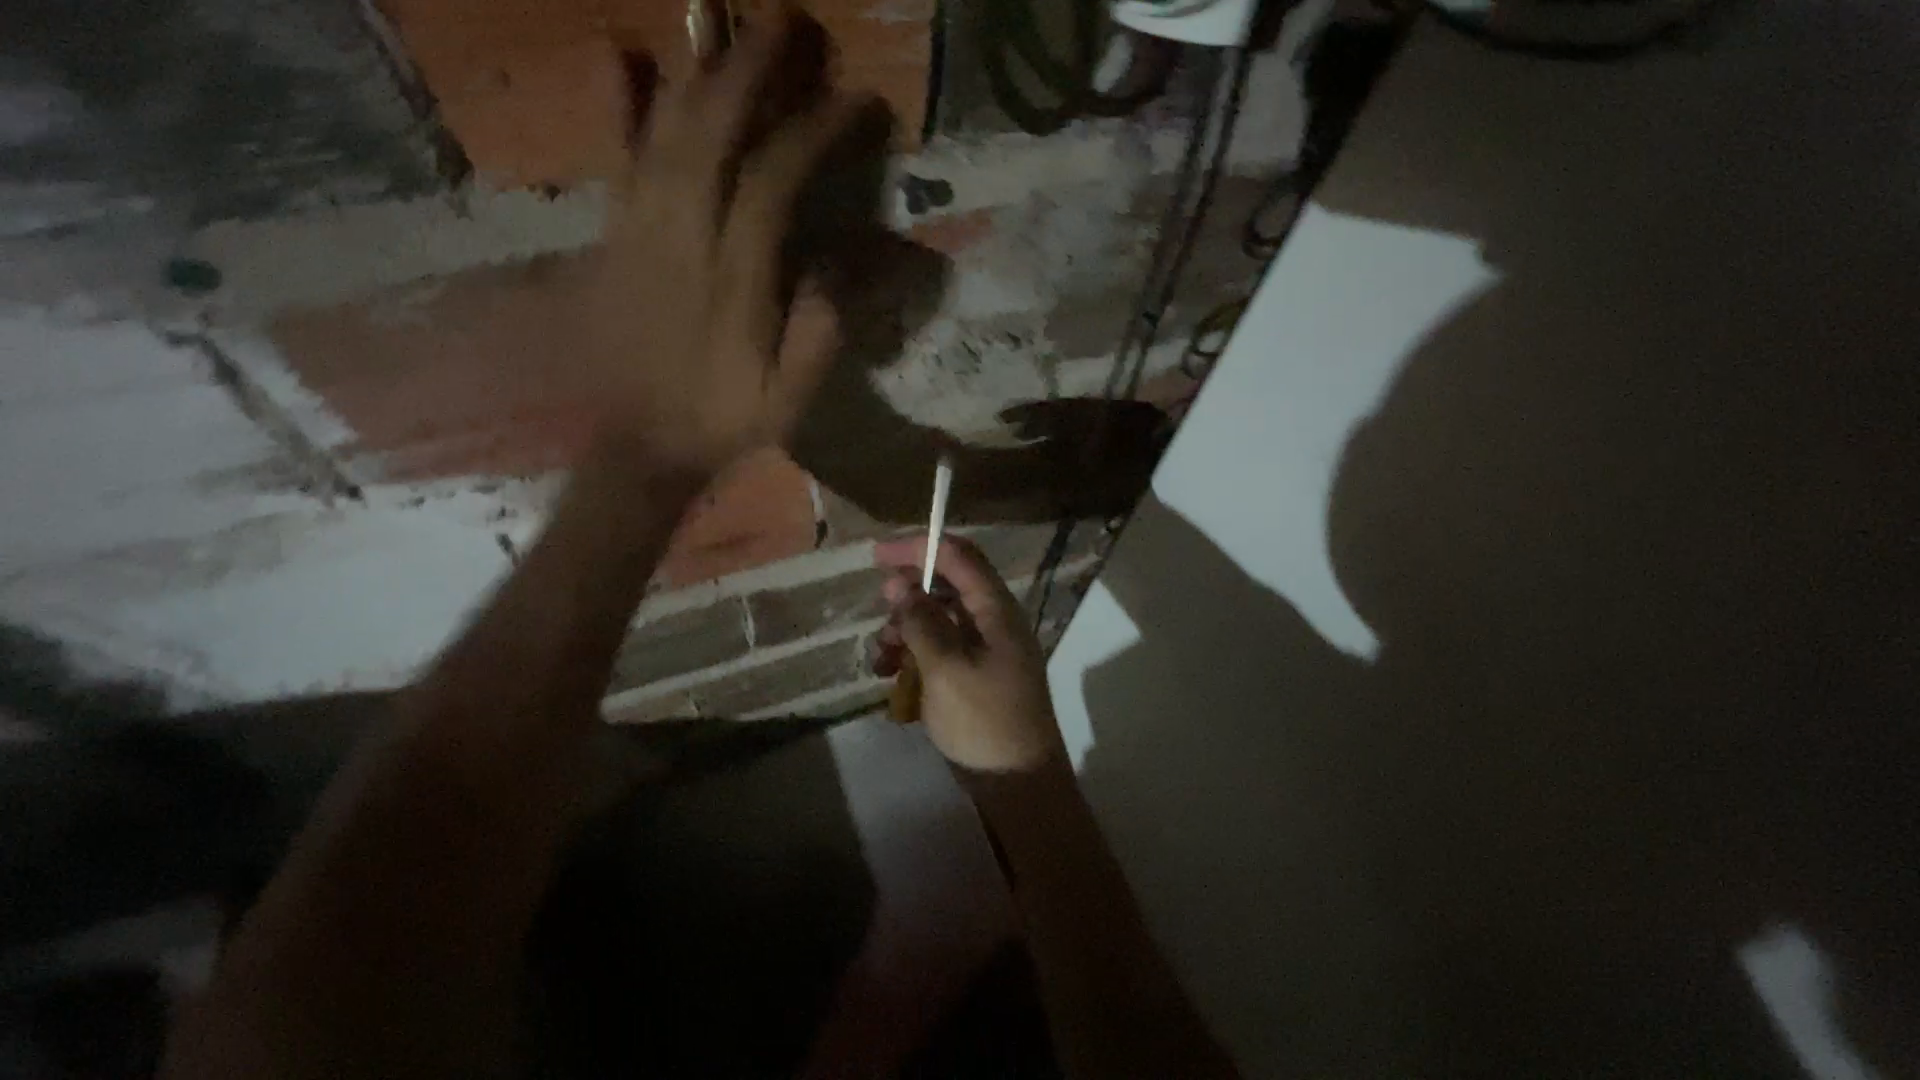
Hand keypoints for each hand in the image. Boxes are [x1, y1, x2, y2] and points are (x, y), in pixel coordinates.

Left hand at [582, 11, 877, 472]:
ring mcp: (636, 233)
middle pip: (709, 137)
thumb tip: (849, 259)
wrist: (641, 445)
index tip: (857, 102)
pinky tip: (620, 60)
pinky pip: (613, 162)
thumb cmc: (724, 420)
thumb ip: (820, 330)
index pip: (772, 184)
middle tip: (788, 25)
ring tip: (720, 20)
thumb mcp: (790, 396)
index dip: (815, 134)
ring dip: (695, 74)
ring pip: (661, 136)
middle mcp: (679, 242)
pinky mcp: (611, 237)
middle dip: (750, 74)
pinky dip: (616, 109)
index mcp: (731, 282)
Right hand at [873, 536, 1068, 774]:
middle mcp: (994, 623)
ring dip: (906, 629)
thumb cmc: (983, 721)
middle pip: (947, 586)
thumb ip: (921, 622)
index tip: (876, 555)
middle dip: (909, 594)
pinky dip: (913, 654)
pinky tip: (889, 674)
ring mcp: (985, 652)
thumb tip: (899, 584)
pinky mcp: (973, 678)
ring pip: (938, 620)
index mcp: (997, 611)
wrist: (1017, 783)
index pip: (959, 557)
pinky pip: (939, 650)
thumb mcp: (946, 668)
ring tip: (881, 655)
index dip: (919, 548)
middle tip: (881, 612)